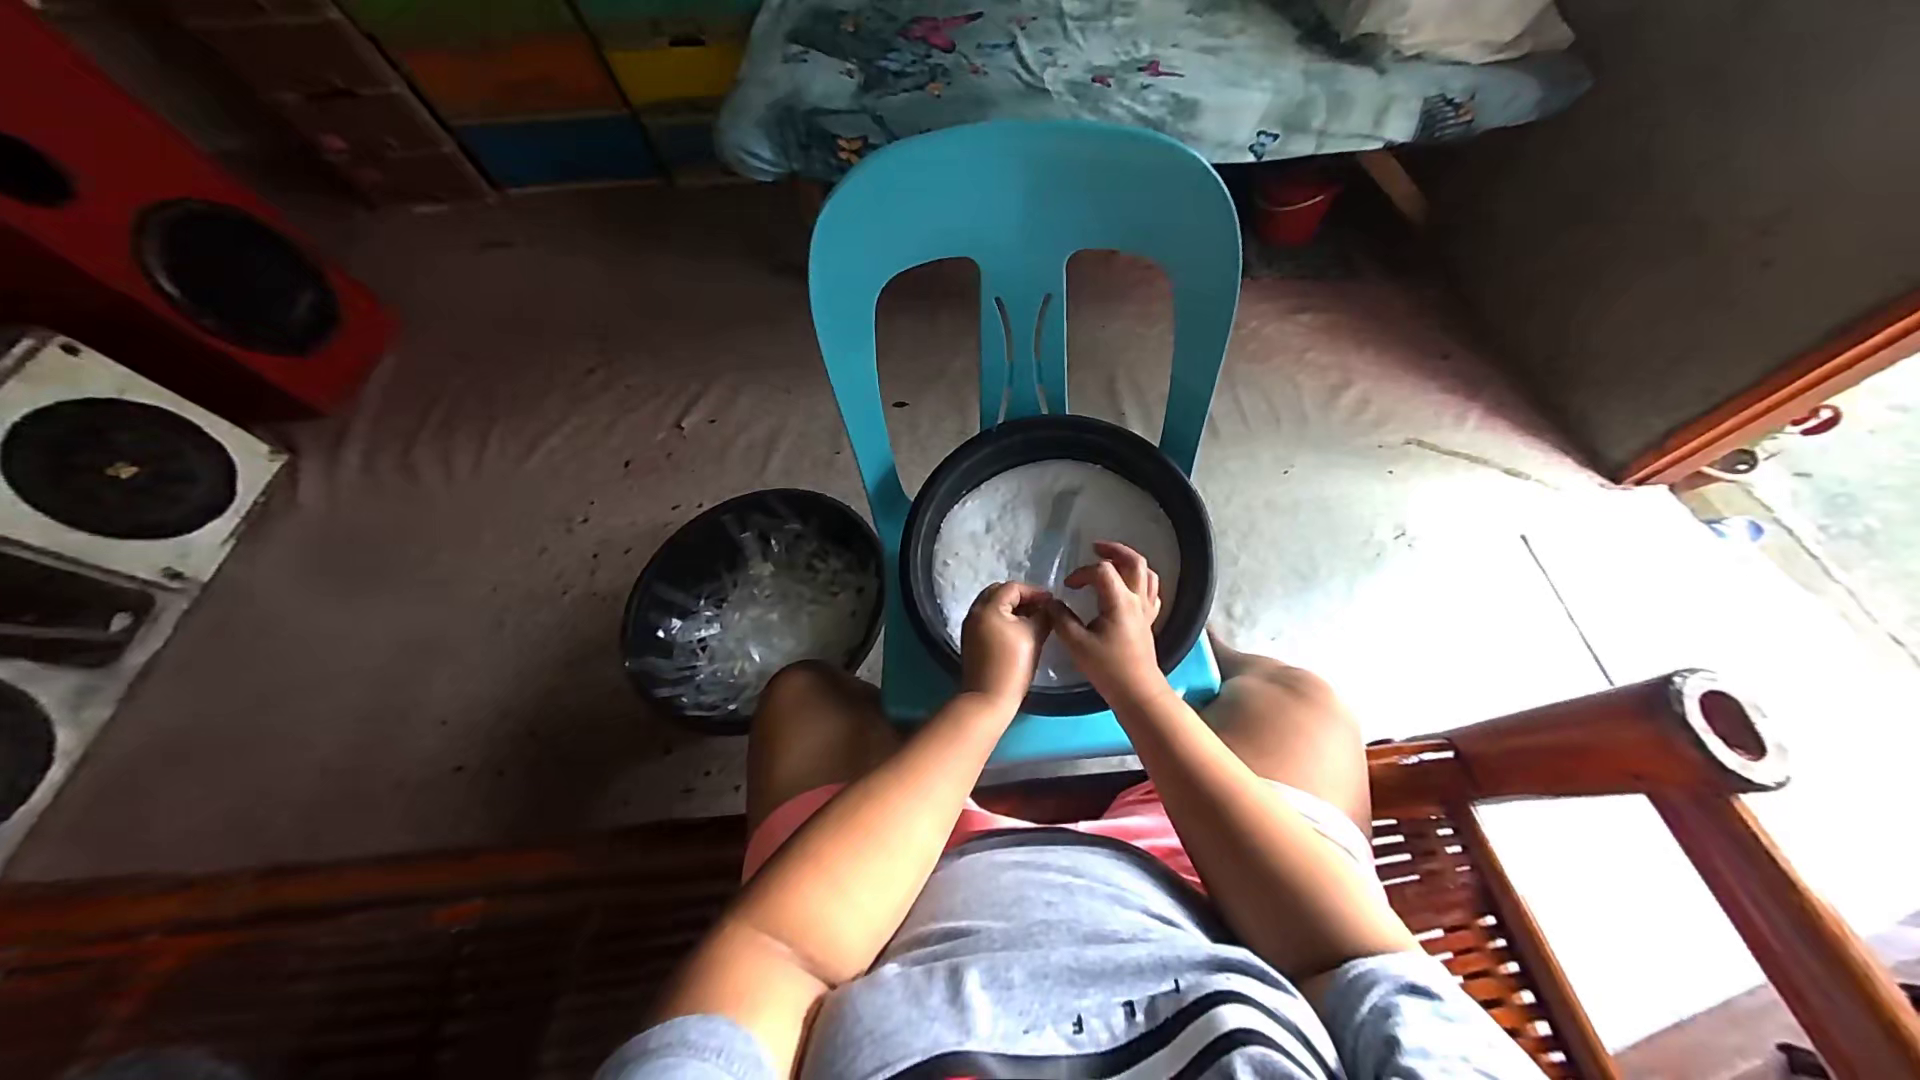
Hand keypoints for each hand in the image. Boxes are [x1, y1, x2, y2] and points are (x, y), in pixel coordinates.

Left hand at [960, 582, 1053, 706]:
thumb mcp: (1034, 636)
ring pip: (992, 606)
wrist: (988, 699)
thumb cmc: (1013, 665)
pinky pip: (988, 620)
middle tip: (1041, 607)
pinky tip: (1019, 631)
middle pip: (998, 593)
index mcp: (988, 608)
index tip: (1051, 601)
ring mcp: (970, 627)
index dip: (1034, 592)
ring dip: (1012, 608)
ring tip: (1033, 618)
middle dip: (1021, 597)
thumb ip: (1044, 616)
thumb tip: (1049, 606)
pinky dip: (1003, 619)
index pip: (1012, 588)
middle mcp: (974, 612)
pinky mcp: (971, 641)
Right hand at [1048, 541, 1168, 708]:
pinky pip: (1151, 591)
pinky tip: (1128, 587)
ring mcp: (1146, 610)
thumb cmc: (1107, 669)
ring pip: (1147, 573)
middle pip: (1134, 561)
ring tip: (1112, 561)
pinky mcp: (1149, 621)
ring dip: (1129, 562)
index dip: (1082, 573)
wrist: (1137, 691)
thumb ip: (1061, 618)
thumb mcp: (1076, 644)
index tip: (1068, 586)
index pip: (1101, 571)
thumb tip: (1051, 602)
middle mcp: (1137, 600)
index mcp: (1119, 601)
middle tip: (1095, 547)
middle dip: (1114, 550)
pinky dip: (1140, 581)